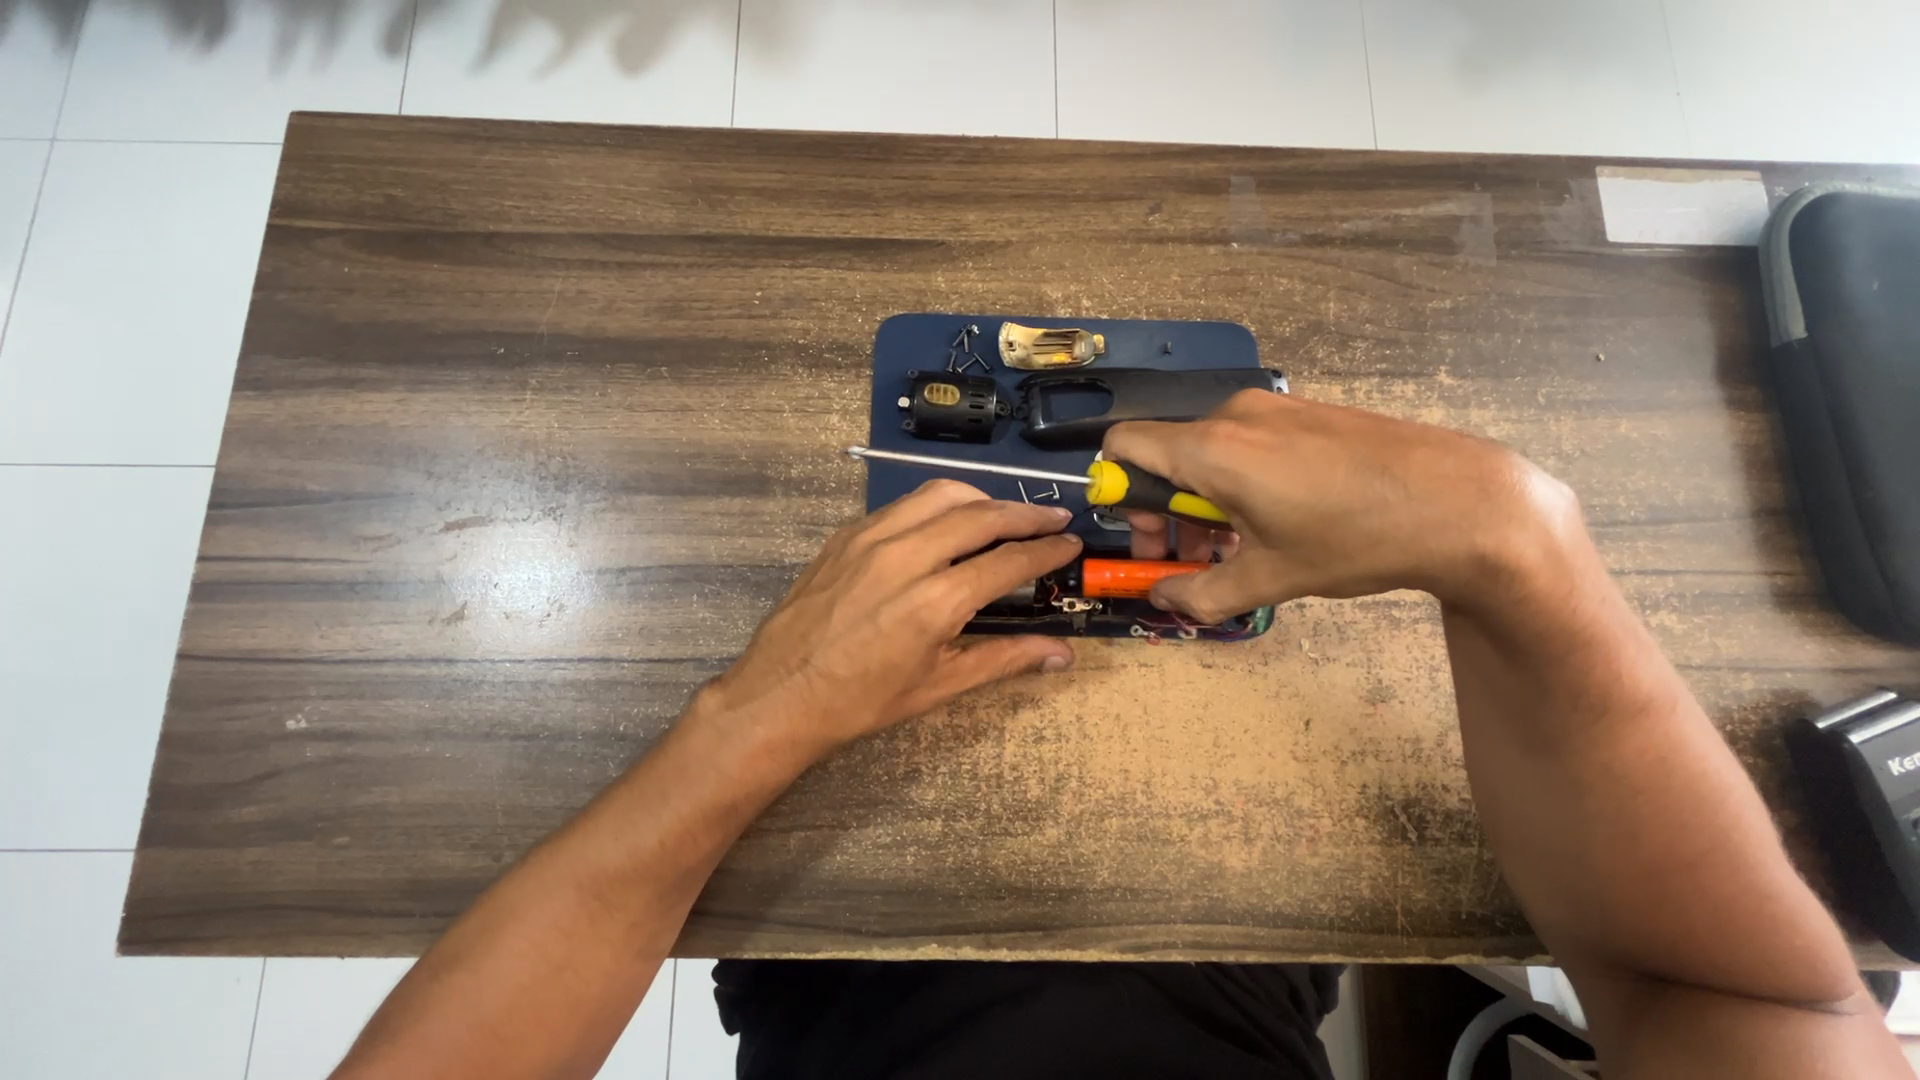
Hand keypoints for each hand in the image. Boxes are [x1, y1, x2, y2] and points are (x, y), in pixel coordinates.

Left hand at [702, 480, 1082, 752]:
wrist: (780, 694)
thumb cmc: (862, 701)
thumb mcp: (939, 686)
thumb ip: (1005, 660)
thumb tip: (1062, 656)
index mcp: (935, 600)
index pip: (1008, 560)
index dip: (1047, 549)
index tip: (1071, 541)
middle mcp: (906, 556)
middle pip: (981, 514)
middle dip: (1024, 514)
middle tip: (1053, 519)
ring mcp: (870, 538)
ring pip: (939, 495)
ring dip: (981, 499)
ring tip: (1003, 514)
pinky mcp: (846, 534)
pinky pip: (902, 505)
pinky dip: (935, 506)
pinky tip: (944, 524)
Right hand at [1103, 390, 1576, 622]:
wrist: (1466, 503)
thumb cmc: (1357, 540)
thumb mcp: (1271, 579)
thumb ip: (1200, 592)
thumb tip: (1160, 598)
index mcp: (1213, 450)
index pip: (1124, 446)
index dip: (1118, 491)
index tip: (1150, 534)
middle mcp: (1234, 416)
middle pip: (1165, 455)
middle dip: (1165, 509)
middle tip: (1193, 555)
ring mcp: (1273, 408)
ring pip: (1207, 451)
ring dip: (1204, 499)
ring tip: (1241, 545)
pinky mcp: (1305, 411)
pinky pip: (1245, 442)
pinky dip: (1238, 480)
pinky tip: (1280, 517)